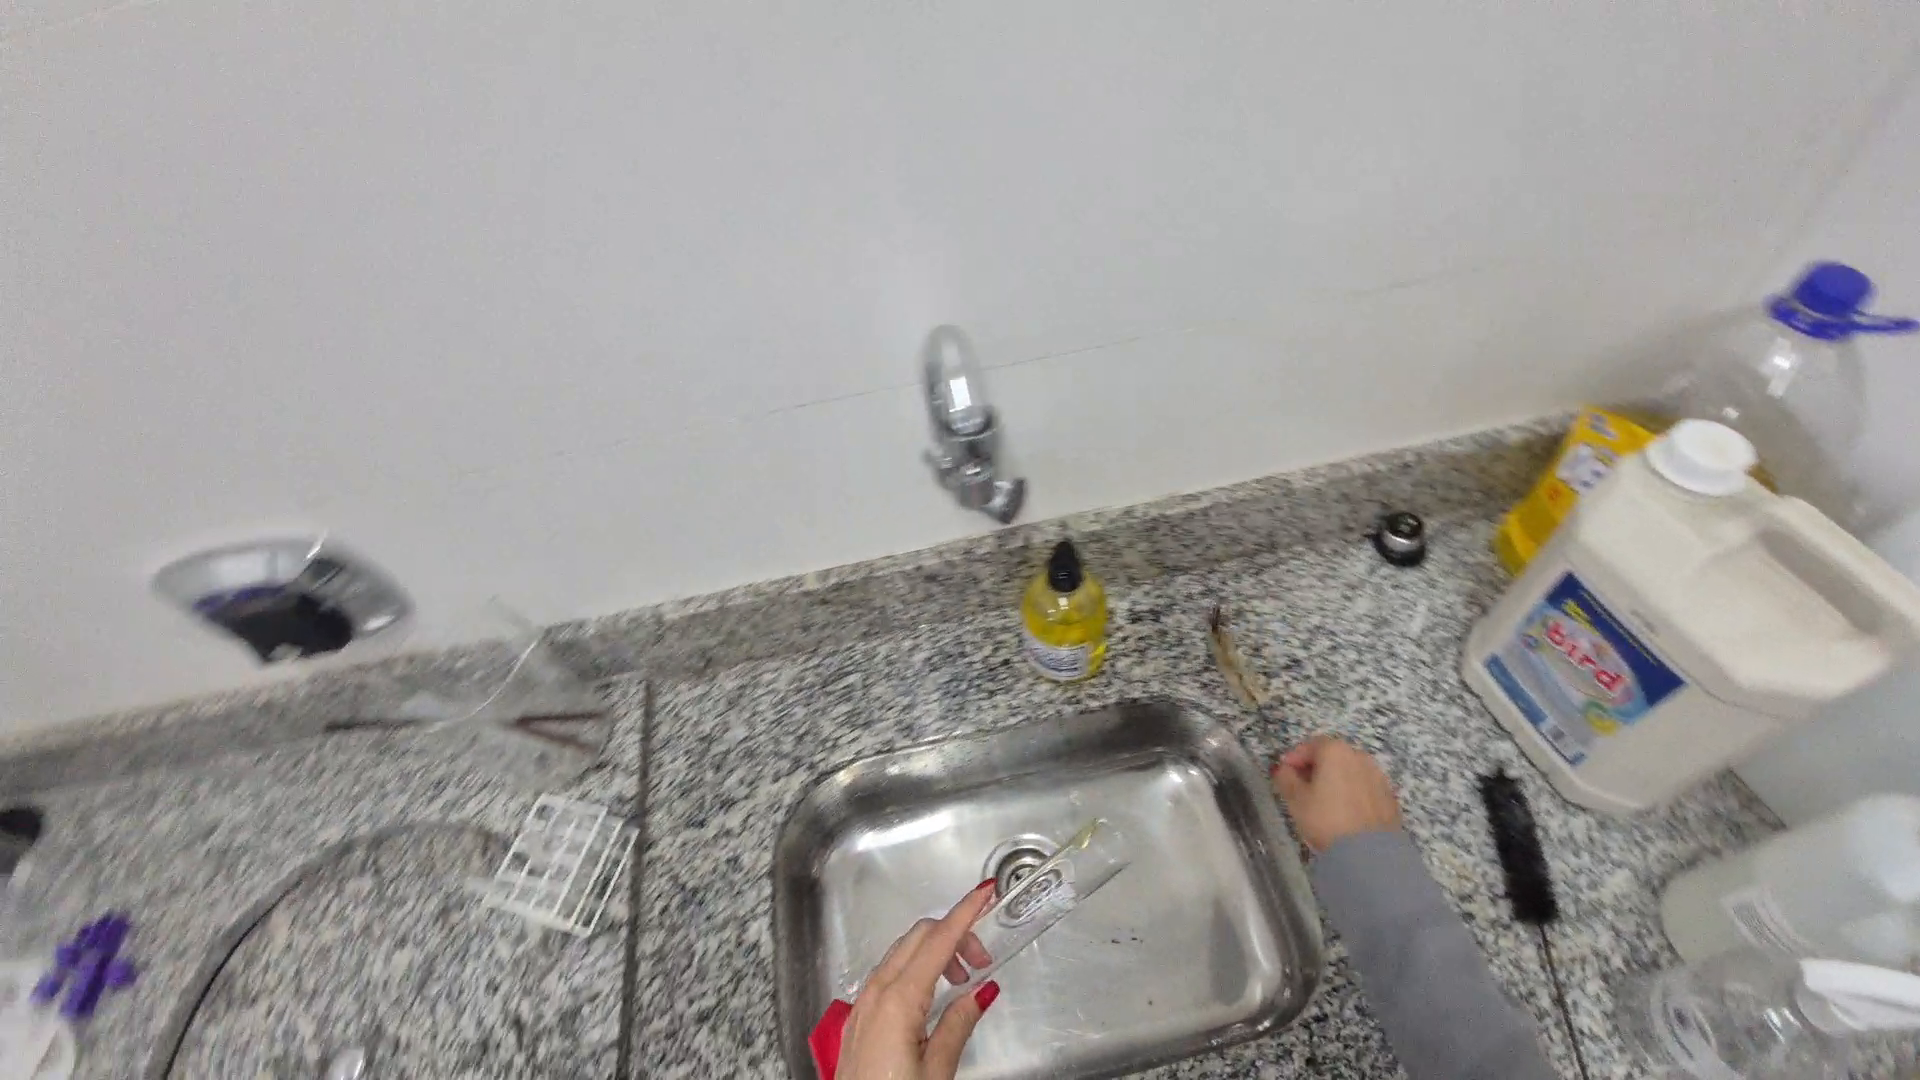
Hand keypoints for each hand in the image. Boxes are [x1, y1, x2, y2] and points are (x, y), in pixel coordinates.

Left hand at [836, 881, 1000, 1079]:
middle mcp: (876, 991)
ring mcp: (863, 1003)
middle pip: (920, 936)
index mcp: (899, 999)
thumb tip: (984, 989)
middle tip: (984, 961)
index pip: (938, 939)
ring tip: (963, 980)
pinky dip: (916, 967)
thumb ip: (959, 1025)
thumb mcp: (938, 1073)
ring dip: (935, 952)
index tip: (986, 891)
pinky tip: (932, 994)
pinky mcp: (858, 1018)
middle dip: (955, 934)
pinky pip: (889, 973)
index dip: (965, 912)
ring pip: (903, 952)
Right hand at [1269, 735, 1401, 853]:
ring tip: (1325, 801)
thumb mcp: (1295, 799)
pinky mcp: (1390, 797)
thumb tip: (1284, 769)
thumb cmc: (1326, 819)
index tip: (1285, 773)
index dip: (1294, 758)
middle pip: (1332, 756)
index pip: (1310, 745)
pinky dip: (1353, 793)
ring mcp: (1378, 776)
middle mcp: (1359, 757)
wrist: (1370, 853)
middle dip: (1316, 768)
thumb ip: (1285, 778)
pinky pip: (1364, 787)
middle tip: (1303, 787)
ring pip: (1350, 772)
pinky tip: (1345, 812)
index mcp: (1335, 751)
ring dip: (1336, 780)